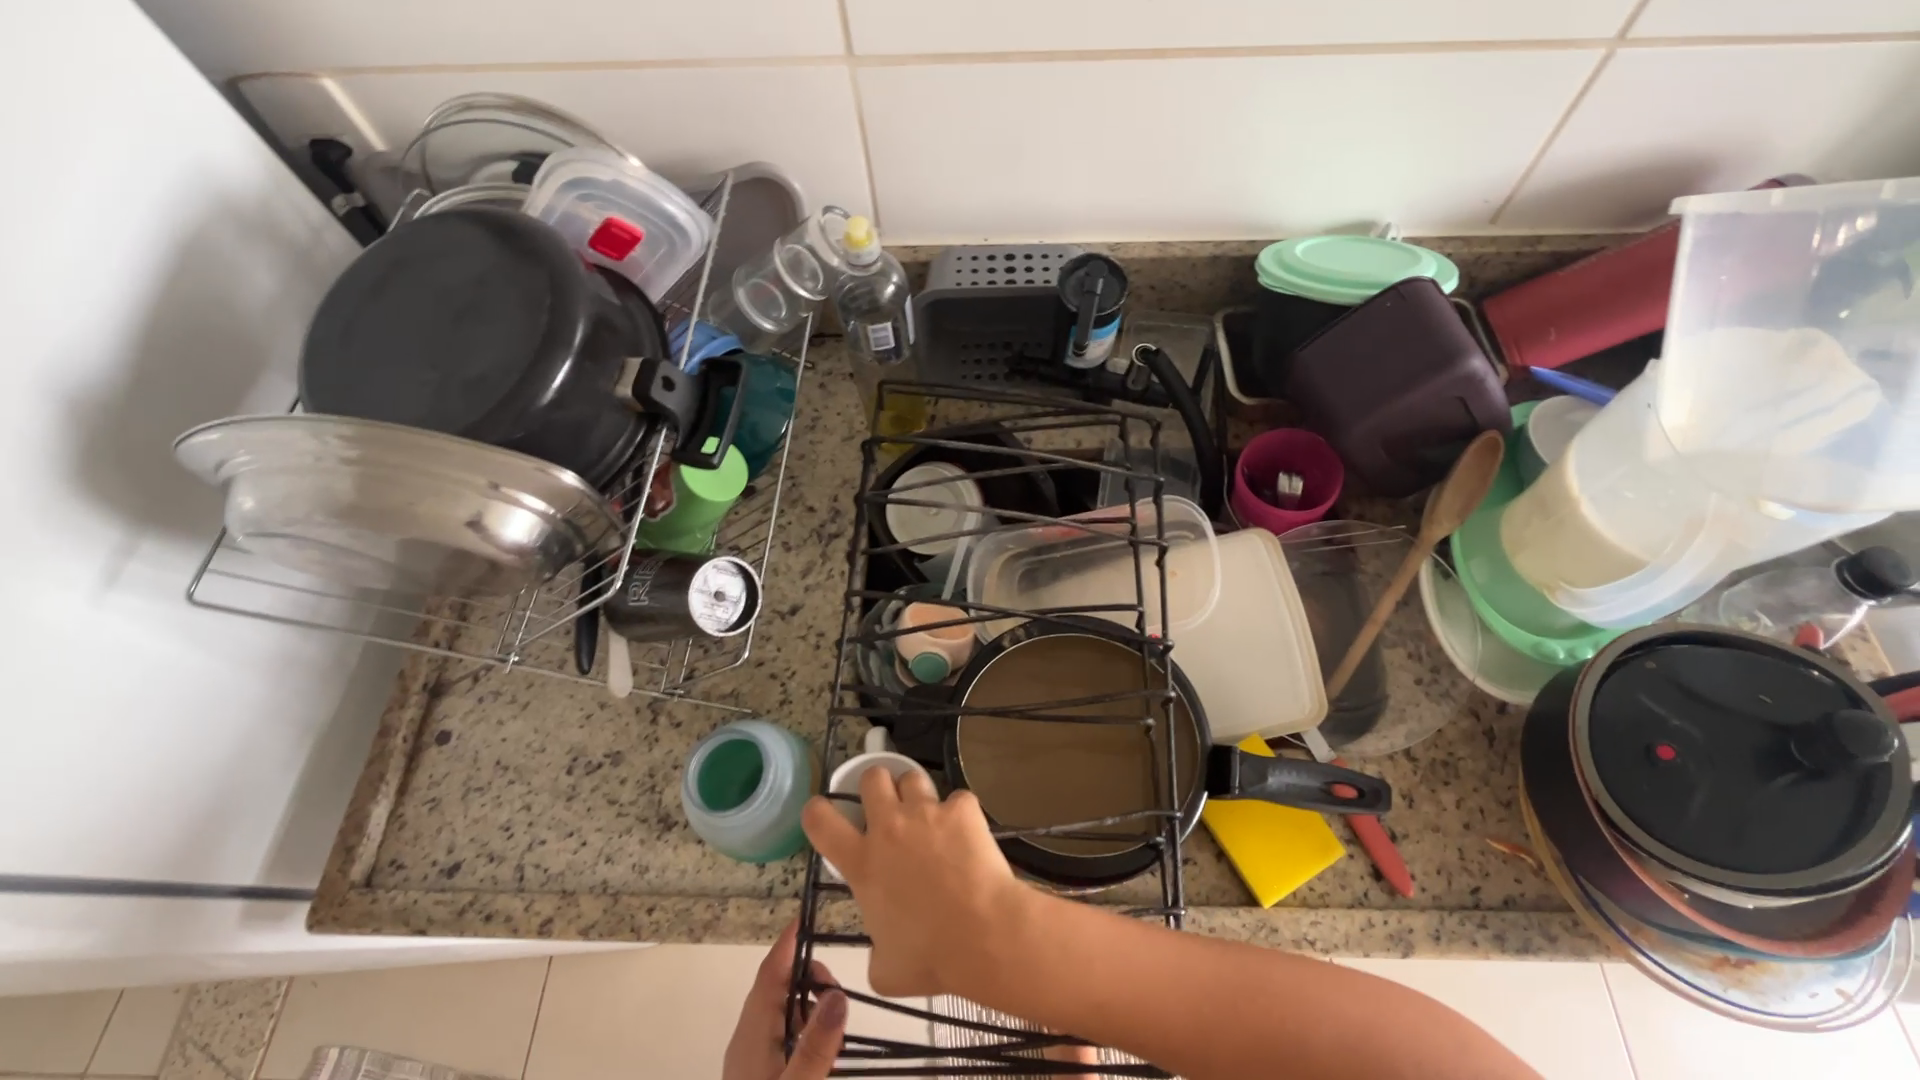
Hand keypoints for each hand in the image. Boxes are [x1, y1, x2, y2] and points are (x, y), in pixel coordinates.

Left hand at [723, 920, 846, 1079]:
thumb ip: (816, 1046)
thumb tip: (836, 994)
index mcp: (753, 1035)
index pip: (769, 975)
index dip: (787, 945)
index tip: (805, 918)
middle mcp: (748, 1040)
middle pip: (776, 989)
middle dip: (808, 977)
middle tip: (840, 991)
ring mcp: (750, 1059)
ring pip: (780, 1013)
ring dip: (809, 1004)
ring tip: (839, 1022)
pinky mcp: (758, 1073)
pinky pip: (782, 1034)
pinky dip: (805, 1027)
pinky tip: (824, 1047)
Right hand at [802, 766, 1028, 997]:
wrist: (983, 935)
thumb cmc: (930, 957)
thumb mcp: (886, 970)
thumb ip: (875, 953)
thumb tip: (882, 954)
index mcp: (863, 863)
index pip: (820, 820)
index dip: (817, 811)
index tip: (823, 813)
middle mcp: (889, 829)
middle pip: (872, 778)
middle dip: (878, 787)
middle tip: (889, 808)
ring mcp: (926, 813)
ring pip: (912, 776)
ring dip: (916, 793)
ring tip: (929, 816)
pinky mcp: (962, 810)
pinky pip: (958, 799)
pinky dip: (961, 814)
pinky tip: (969, 835)